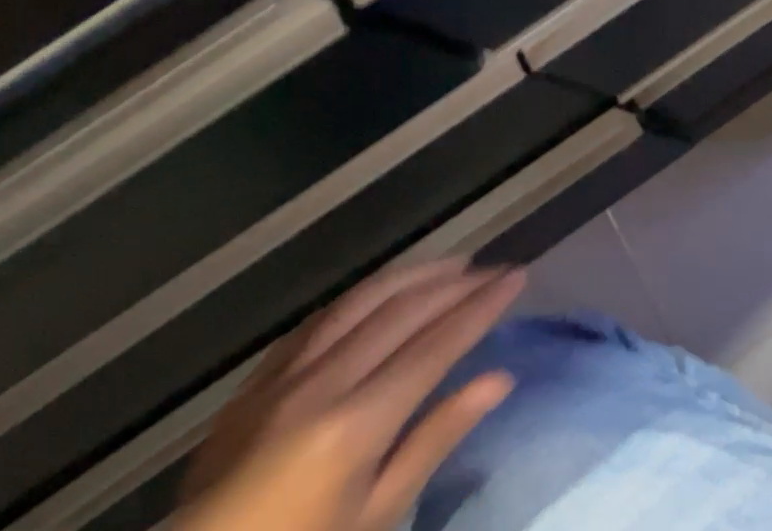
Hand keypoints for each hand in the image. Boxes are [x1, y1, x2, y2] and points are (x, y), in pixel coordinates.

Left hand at [174, 259, 525, 530]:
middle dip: (456, 284)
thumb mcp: (379, 513)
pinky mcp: (253, 386)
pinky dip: (359, 298)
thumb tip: (499, 379)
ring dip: (411, 277)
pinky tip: (380, 293)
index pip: (436, 345)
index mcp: (356, 423)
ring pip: (356, 304)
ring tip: (451, 265)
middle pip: (400, 313)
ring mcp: (279, 380)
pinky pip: (314, 323)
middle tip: (497, 268)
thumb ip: (435, 439)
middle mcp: (319, 385)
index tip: (518, 276)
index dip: (481, 306)